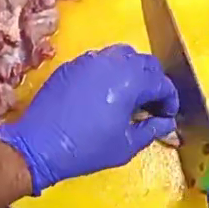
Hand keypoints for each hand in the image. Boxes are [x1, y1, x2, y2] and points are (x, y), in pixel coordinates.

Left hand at [0, 44, 178, 193]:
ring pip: (120, 58)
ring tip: (128, 100)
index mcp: (130, 79)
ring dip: (130, 75)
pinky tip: (103, 97)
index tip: (167, 116)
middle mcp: (111, 62)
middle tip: (150, 107)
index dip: (169, 100)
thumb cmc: (85, 149)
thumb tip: (165, 123)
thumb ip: (151, 130)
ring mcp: (88, 61)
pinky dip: (108, 75)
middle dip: (152, 84)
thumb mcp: (125, 146)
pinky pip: (97, 64)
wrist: (38, 147)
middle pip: (144, 64)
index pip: (161, 82)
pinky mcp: (70, 67)